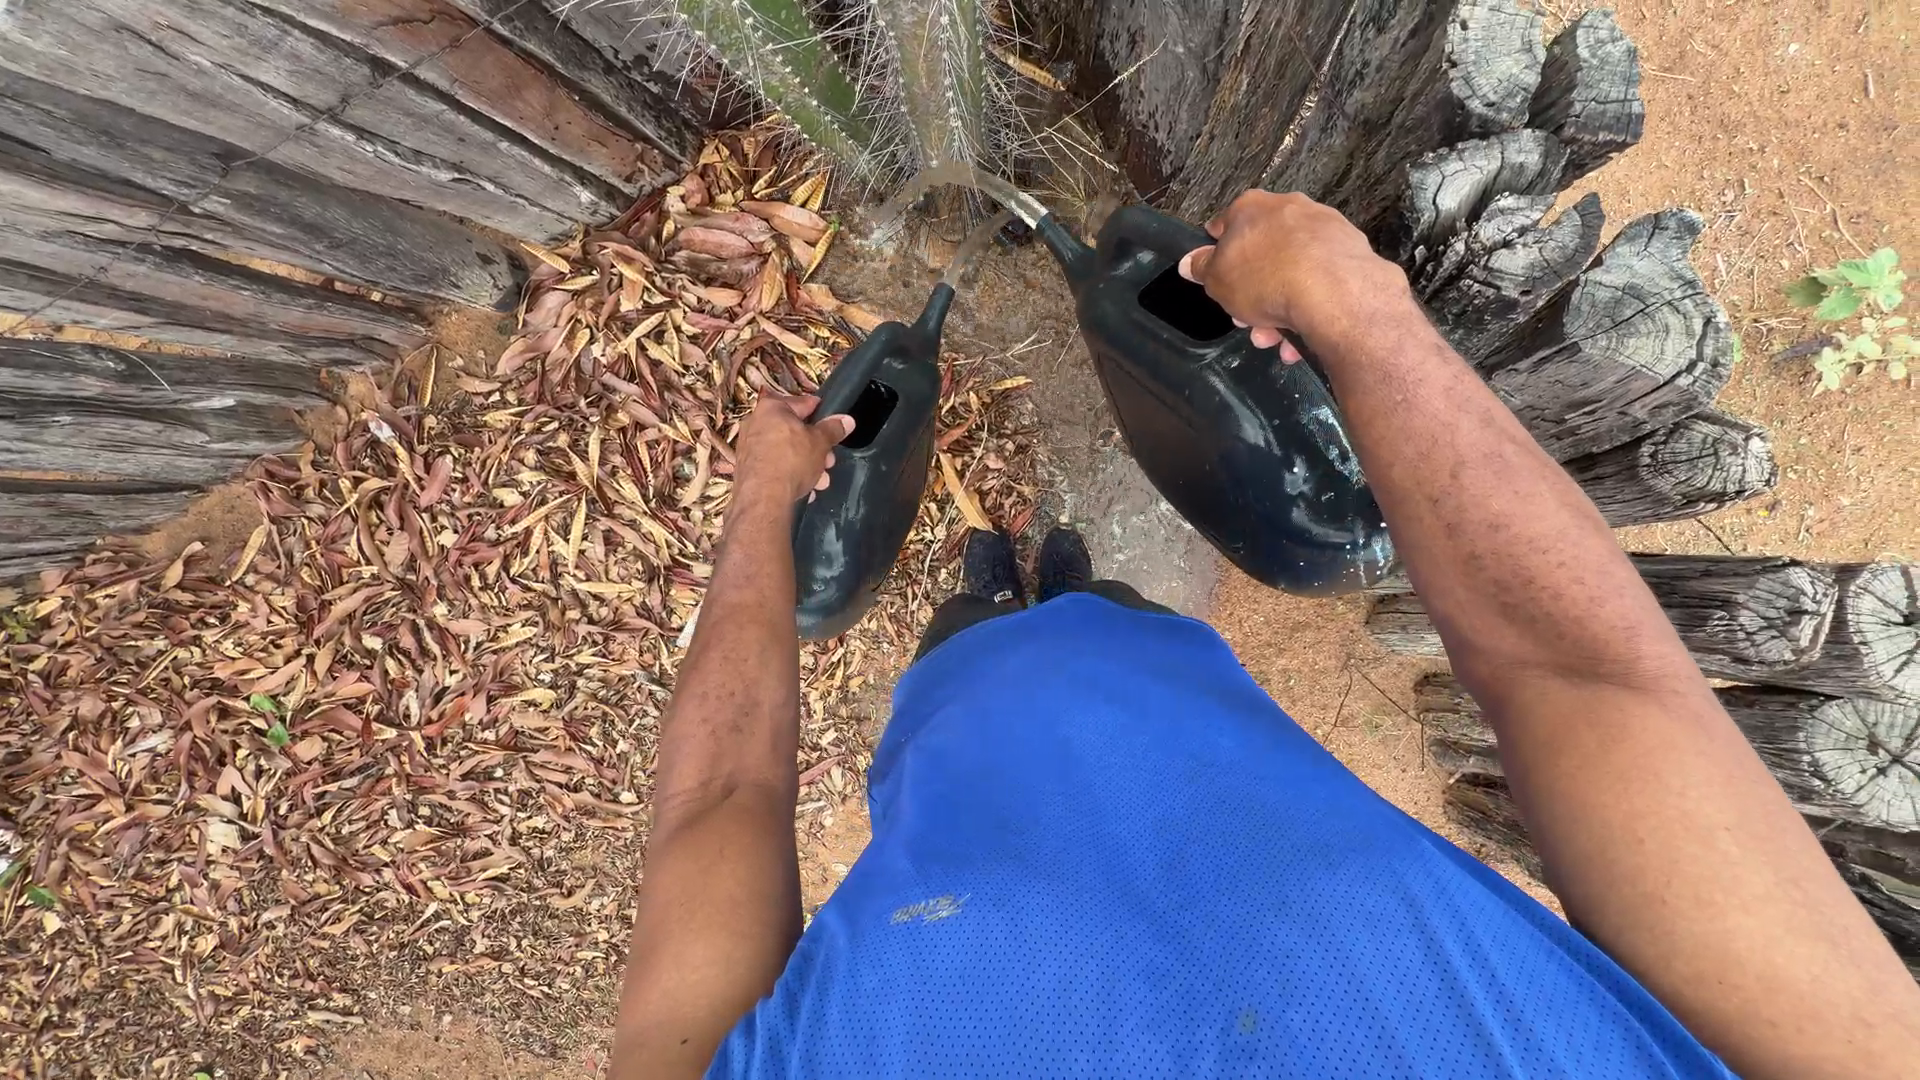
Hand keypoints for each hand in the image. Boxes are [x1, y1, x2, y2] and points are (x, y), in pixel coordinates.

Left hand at [733, 393, 853, 506]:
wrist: (763, 497)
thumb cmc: (791, 461)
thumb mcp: (821, 443)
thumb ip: (833, 429)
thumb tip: (846, 420)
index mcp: (772, 408)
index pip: (804, 403)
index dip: (823, 413)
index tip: (834, 423)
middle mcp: (756, 423)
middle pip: (795, 431)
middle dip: (816, 448)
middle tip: (828, 461)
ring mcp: (748, 446)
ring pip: (786, 451)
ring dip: (806, 465)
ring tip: (820, 481)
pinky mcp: (746, 468)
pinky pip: (774, 467)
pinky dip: (790, 474)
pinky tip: (803, 489)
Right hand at [1178, 191, 1412, 358]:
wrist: (1332, 291)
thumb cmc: (1264, 278)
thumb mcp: (1216, 280)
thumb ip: (1202, 269)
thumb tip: (1190, 262)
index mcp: (1251, 208)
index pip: (1224, 223)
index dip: (1215, 251)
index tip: (1215, 275)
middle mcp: (1289, 208)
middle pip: (1260, 254)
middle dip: (1250, 291)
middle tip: (1245, 320)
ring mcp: (1323, 228)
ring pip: (1290, 272)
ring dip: (1276, 310)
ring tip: (1273, 339)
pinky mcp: (1349, 251)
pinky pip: (1316, 282)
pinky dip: (1305, 309)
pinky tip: (1298, 338)